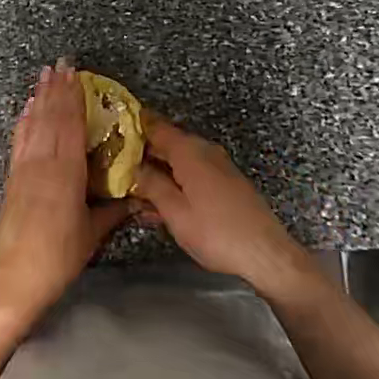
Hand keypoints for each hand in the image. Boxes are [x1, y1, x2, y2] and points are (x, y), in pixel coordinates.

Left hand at [0, 61, 130, 320]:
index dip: (73, 98)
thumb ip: (114, 210)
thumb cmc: (60, 255)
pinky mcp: (12, 176)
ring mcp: (25, 167)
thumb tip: (139, 199)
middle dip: (57, 88)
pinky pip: (19, 140)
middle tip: (61, 63)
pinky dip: (24, 120)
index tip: (76, 74)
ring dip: (40, 97)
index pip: (71, 125)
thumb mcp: (93, 233)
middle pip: (52, 117)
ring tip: (45, 74)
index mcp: (67, 172)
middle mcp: (44, 162)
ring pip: (34, 123)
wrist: (15, 275)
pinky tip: (26, 107)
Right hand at [130, 113, 320, 300]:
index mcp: (189, 150)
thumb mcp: (175, 212)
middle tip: (116, 166)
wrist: (266, 253)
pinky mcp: (225, 181)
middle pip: (167, 142)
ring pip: (179, 159)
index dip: (133, 126)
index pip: (155, 125)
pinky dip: (175, 180)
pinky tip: (163, 202)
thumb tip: (133, 168)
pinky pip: (193, 171)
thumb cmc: (216, 232)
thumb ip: (151, 185)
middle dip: (142, 152)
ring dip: (158, 170)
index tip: (112, 131)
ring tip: (135, 190)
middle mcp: (204, 149)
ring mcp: (217, 164)